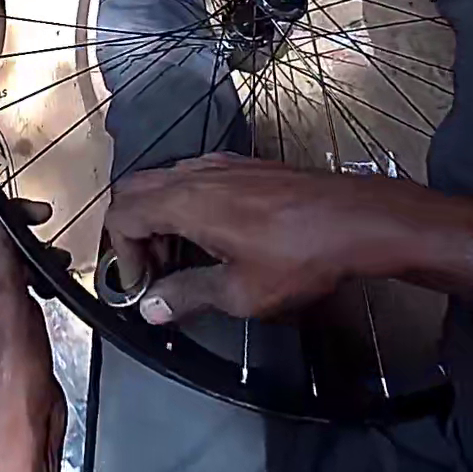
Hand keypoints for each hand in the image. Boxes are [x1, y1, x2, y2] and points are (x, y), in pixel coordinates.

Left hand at [0, 182, 63, 471]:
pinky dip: (31, 267)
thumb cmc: (5, 377)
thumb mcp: (5, 304)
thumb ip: (1, 251)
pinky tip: (56, 269)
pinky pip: (10, 274)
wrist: (21, 432)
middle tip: (39, 213)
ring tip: (52, 249)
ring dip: (24, 245)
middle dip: (5, 221)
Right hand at [104, 153, 452, 324]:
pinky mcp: (237, 164)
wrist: (351, 217)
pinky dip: (181, 203)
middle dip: (133, 230)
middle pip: (134, 189)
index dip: (121, 252)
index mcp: (184, 200)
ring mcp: (216, 163)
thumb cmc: (297, 255)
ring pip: (161, 181)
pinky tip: (210, 233)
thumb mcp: (239, 291)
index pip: (123, 213)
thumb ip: (187, 294)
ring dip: (157, 217)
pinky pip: (190, 176)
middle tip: (154, 269)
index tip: (141, 284)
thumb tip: (150, 308)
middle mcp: (192, 173)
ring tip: (181, 257)